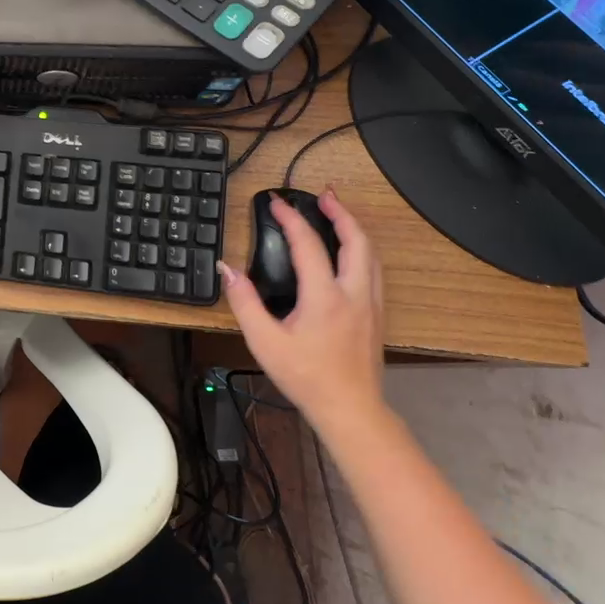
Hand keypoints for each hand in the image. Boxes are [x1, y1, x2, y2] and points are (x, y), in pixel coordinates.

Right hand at [220, 188, 386, 432]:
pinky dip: (362, 250)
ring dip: (355, 229)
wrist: (350, 408)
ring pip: (371, 254)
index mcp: (325, 297)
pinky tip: (350, 252)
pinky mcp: (377, 315)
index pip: (308, 245)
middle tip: (323, 195)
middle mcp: (354, 294)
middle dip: (340, 213)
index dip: (290, 219)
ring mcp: (371, 304)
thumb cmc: (305, 376)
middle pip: (356, 241)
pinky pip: (374, 270)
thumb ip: (244, 301)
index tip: (276, 202)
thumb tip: (227, 269)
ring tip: (338, 214)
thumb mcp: (264, 340)